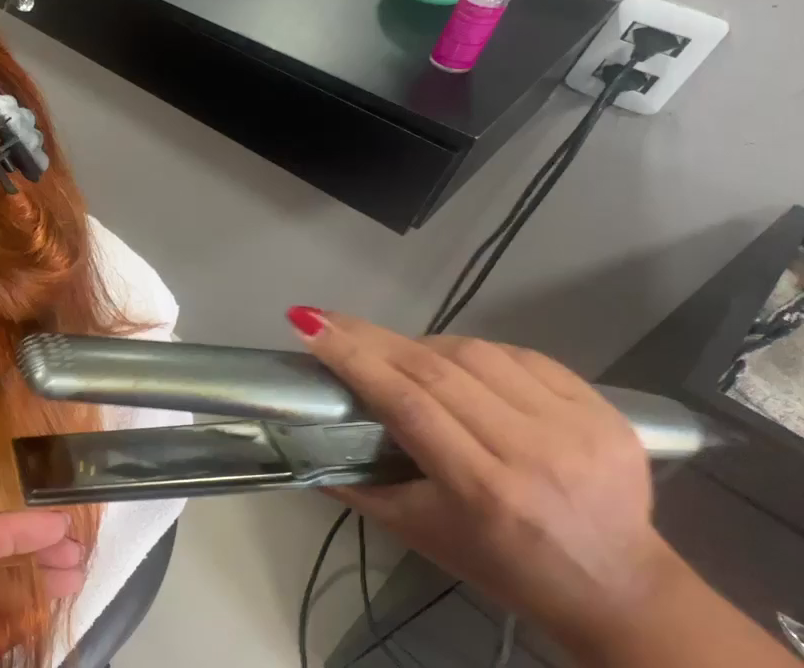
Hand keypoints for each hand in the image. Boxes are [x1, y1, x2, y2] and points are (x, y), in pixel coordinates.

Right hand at [289, 308, 682, 654]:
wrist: (616, 589)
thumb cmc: (499, 564)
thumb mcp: (414, 530)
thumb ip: (353, 481)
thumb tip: (293, 432)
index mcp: (484, 489)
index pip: (407, 403)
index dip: (353, 357)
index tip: (309, 325)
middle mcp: (535, 453)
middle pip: (436, 370)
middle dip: (371, 337)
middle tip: (328, 319)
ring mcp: (578, 428)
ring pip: (476, 354)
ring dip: (422, 343)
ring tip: (394, 351)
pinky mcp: (606, 413)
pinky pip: (523, 357)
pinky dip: (475, 351)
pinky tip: (453, 361)